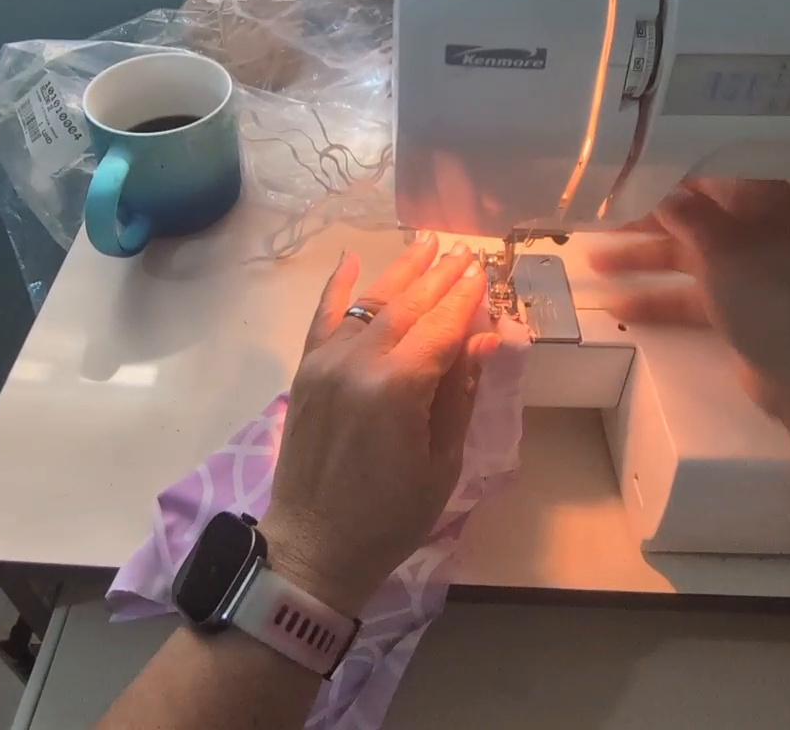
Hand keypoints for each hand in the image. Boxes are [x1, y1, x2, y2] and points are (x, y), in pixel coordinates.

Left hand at [261, 234, 498, 615]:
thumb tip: (484, 337)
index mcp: (399, 388)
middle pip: (407, 305)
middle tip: (463, 250)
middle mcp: (359, 361)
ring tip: (425, 243)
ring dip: (400, 271)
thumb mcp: (442, 460)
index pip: (442, 327)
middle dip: (439, 275)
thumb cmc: (391, 515)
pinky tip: (352, 261)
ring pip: (369, 303)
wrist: (314, 545)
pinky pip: (323, 317)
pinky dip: (338, 288)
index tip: (484, 270)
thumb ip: (458, 391)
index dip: (466, 298)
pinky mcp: (305, 369)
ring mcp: (326, 361)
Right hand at [590, 178, 789, 418]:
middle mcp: (753, 229)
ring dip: (640, 259)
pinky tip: (617, 306)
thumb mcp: (722, 247)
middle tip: (593, 218)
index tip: (619, 169)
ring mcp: (745, 271)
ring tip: (591, 262)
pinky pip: (687, 296)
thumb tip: (657, 188)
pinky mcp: (736, 309)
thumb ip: (685, 213)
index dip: (664, 170)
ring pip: (683, 256)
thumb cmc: (773, 295)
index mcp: (761, 200)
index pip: (706, 172)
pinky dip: (656, 300)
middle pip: (688, 215)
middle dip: (641, 219)